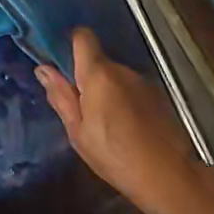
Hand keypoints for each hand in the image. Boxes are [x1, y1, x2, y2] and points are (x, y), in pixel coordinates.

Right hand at [35, 28, 213, 213]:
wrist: (169, 176)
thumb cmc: (115, 156)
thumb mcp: (78, 132)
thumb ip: (61, 96)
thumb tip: (43, 69)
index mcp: (99, 74)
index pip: (83, 37)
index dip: (70, 44)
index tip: (61, 64)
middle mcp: (123, 70)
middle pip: (98, 61)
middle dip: (87, 78)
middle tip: (80, 108)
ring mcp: (143, 81)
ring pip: (115, 76)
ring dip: (106, 91)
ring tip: (104, 124)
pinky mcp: (158, 95)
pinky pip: (131, 89)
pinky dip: (124, 100)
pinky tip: (125, 128)